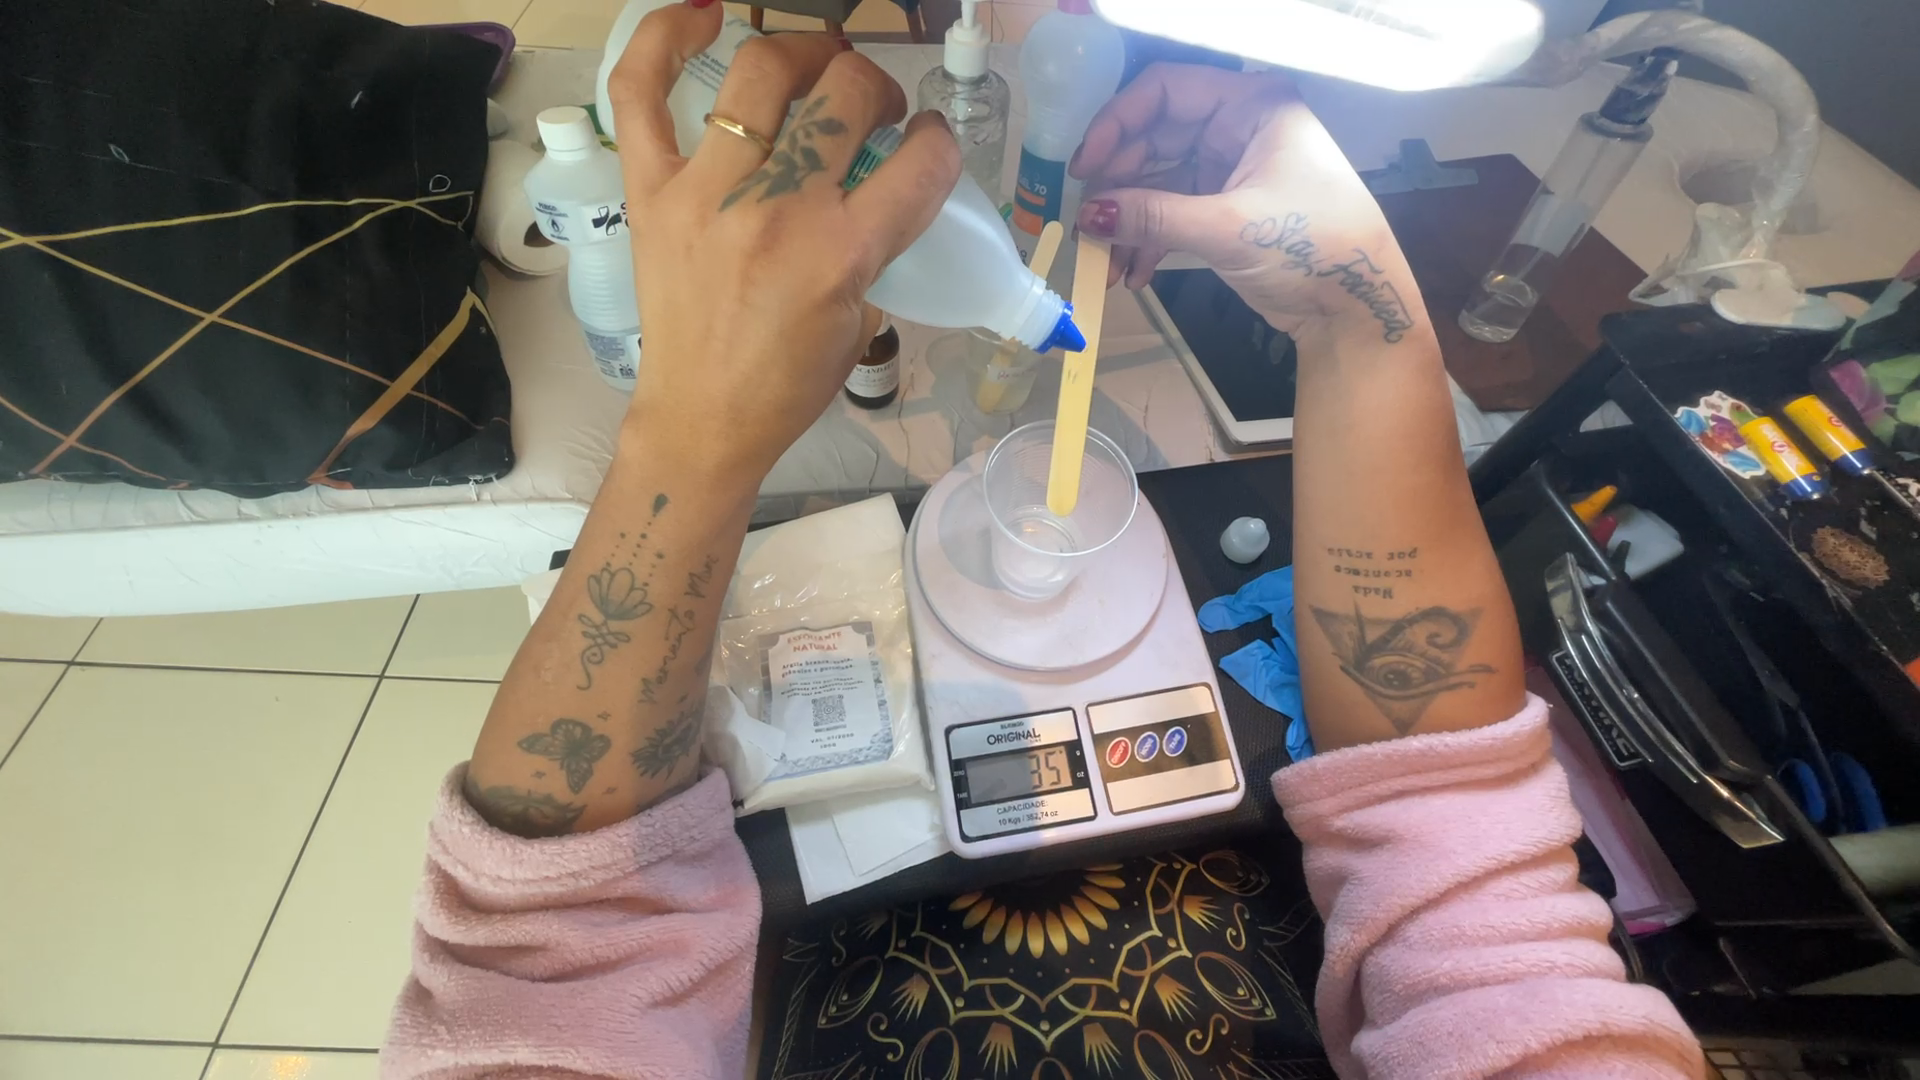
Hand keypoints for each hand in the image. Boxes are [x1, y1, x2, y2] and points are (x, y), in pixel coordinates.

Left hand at [608, 4, 959, 478]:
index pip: (920, 163)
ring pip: (763, 71)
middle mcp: (780, 209)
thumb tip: (870, 199)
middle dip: (877, 89)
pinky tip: (702, 15)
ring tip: (815, 67)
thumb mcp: (858, 326)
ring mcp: (708, 193)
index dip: (940, 143)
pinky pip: (642, 90)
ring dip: (805, 52)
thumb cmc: (789, 387)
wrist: (705, 420)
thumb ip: (871, 253)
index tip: (929, 147)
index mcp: (843, 254)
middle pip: (846, 95)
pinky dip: (664, 35)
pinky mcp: (652, 191)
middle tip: (871, 111)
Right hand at [1071, 64, 1418, 346]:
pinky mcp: (1219, 213)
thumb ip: (1154, 217)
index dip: (1117, 124)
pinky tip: (1133, 275)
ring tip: (1106, 267)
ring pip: (1155, 187)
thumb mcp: (1228, 227)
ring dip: (1126, 226)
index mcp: (1249, 105)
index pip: (1164, 91)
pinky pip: (1167, 219)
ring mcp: (1225, 173)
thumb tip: (1087, 216)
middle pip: (1152, 142)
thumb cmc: (1311, 245)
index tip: (1084, 168)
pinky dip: (1147, 245)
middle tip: (1086, 226)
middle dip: (1116, 187)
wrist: (1351, 305)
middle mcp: (1234, 130)